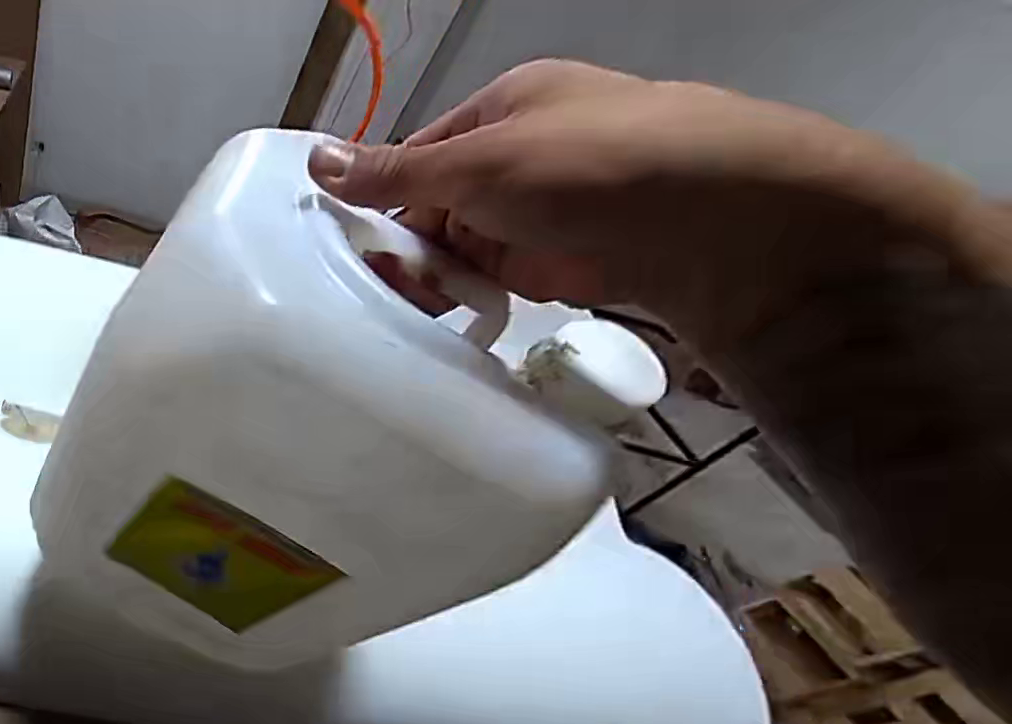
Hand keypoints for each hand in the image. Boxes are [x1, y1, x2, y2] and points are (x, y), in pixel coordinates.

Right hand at [309, 60, 1003, 351]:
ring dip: (417, 278)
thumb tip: (317, 163)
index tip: (343, 244)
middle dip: (394, 248)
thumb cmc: (590, 165)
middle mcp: (501, 163)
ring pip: (437, 252)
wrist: (702, 225)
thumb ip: (394, 173)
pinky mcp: (525, 265)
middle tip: (373, 283)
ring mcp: (513, 217)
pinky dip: (445, 297)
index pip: (408, 161)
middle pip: (417, 212)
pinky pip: (464, 282)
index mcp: (494, 115)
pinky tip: (430, 311)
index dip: (372, 200)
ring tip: (403, 301)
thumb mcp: (479, 161)